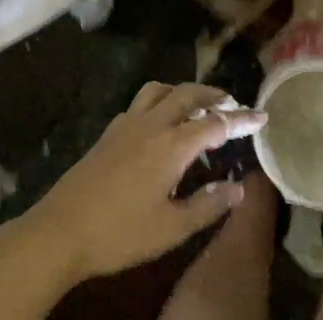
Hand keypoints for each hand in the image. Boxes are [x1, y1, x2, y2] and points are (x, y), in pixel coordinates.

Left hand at [19, 82, 267, 281]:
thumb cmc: (121, 233)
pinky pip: (140, 105)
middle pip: (187, 94)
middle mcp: (151, 124)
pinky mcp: (108, 134)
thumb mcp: (172, 228)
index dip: (241, 119)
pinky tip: (158, 126)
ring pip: (159, 91)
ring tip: (196, 106)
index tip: (262, 115)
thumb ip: (208, 205)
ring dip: (182, 92)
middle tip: (231, 103)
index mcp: (172, 144)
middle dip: (213, 95)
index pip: (216, 123)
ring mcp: (126, 125)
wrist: (60, 231)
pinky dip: (158, 104)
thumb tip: (239, 188)